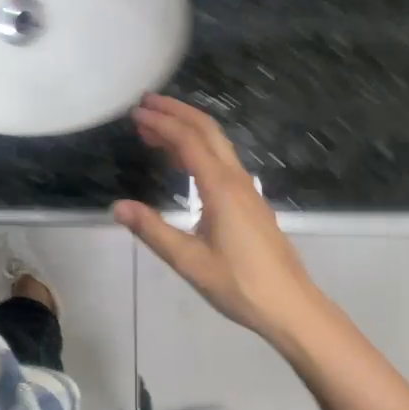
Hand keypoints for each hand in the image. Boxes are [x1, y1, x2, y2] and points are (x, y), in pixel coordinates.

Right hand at [113, 94, 324, 341]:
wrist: (290, 305)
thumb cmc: (240, 285)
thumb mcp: (190, 262)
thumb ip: (153, 231)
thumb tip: (118, 207)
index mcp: (220, 187)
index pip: (187, 140)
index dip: (160, 122)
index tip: (136, 113)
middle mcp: (235, 178)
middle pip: (206, 129)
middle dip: (176, 111)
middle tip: (145, 104)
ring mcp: (246, 187)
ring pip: (216, 142)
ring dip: (187, 127)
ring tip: (154, 128)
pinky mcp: (250, 199)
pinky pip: (221, 158)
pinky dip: (198, 146)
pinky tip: (182, 159)